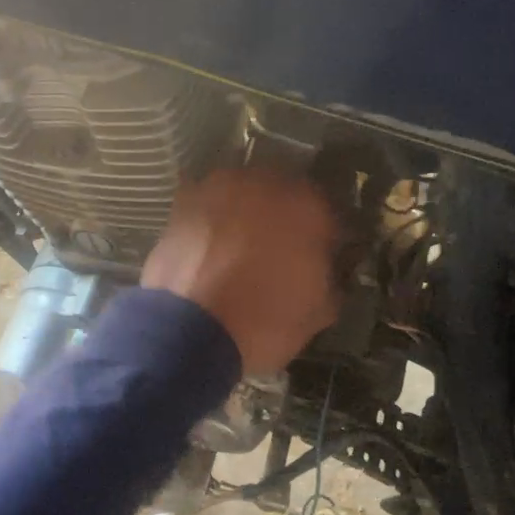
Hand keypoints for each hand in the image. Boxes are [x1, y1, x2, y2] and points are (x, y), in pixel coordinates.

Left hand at [142, 169, 339, 373]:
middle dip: (283, 217)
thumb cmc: (264, 322)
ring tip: (238, 248)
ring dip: (244, 213)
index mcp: (307, 206)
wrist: (187, 331)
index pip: (327, 211)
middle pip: (282, 194)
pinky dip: (212, 221)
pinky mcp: (183, 200)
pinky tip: (209, 247)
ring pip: (242, 194)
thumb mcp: (317, 313)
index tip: (321, 256)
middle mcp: (264, 183)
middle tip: (278, 250)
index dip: (325, 235)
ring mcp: (220, 187)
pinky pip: (208, 205)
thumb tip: (325, 270)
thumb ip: (330, 279)